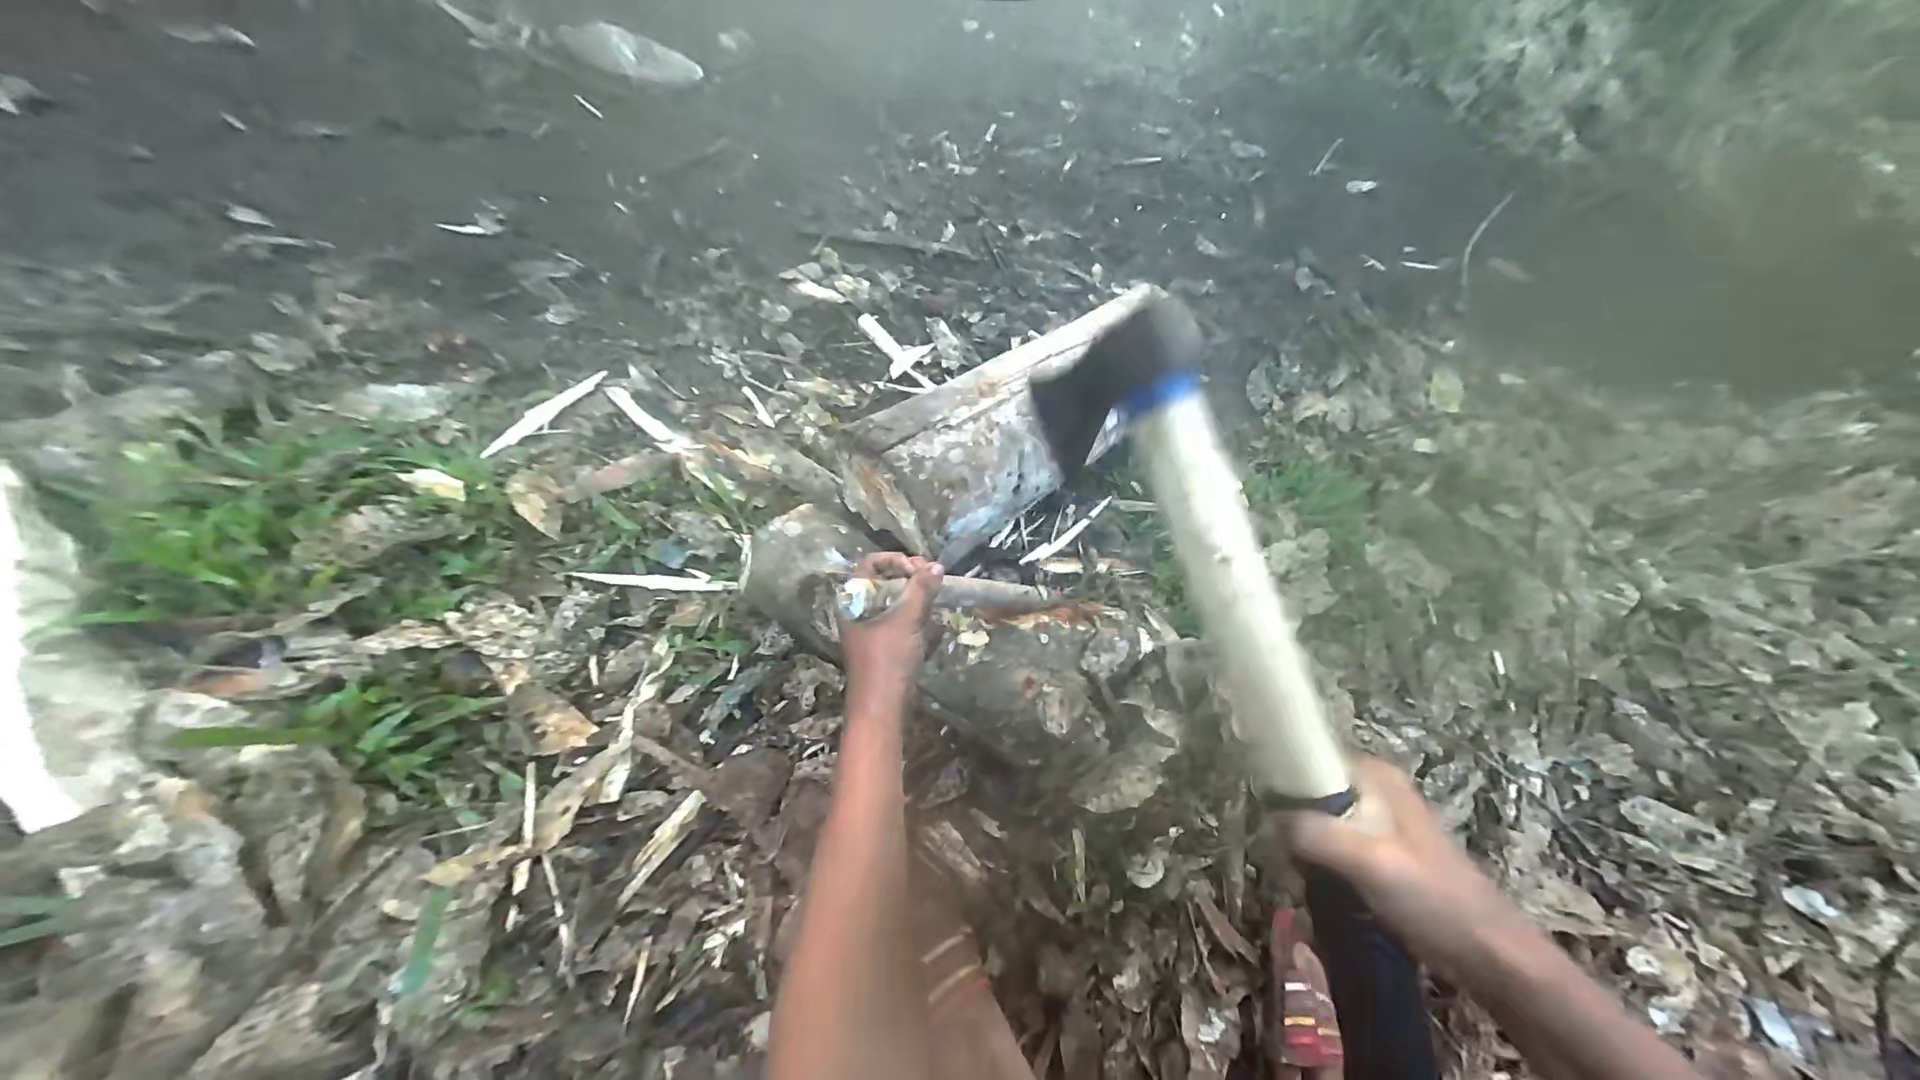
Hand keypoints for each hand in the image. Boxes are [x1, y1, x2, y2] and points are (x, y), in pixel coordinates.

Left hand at [837, 553, 943, 709]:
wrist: (881, 706)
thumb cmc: (888, 658)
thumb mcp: (907, 619)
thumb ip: (922, 589)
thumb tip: (937, 566)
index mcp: (854, 599)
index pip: (870, 563)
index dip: (894, 559)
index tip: (918, 569)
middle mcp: (858, 610)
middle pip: (883, 580)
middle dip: (910, 576)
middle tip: (932, 578)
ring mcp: (870, 628)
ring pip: (894, 600)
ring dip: (916, 596)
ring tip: (937, 596)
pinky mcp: (884, 643)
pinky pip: (900, 620)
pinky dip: (916, 615)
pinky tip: (935, 620)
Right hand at [1273, 757, 1529, 981]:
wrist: (1491, 955)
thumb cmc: (1433, 898)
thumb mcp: (1367, 860)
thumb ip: (1313, 832)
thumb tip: (1267, 818)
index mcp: (1372, 774)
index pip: (1306, 756)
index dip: (1278, 777)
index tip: (1259, 809)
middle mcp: (1372, 787)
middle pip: (1307, 789)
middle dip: (1288, 820)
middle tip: (1283, 854)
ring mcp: (1376, 820)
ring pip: (1315, 818)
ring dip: (1299, 844)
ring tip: (1295, 873)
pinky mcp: (1377, 851)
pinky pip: (1328, 842)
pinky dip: (1315, 859)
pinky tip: (1311, 883)